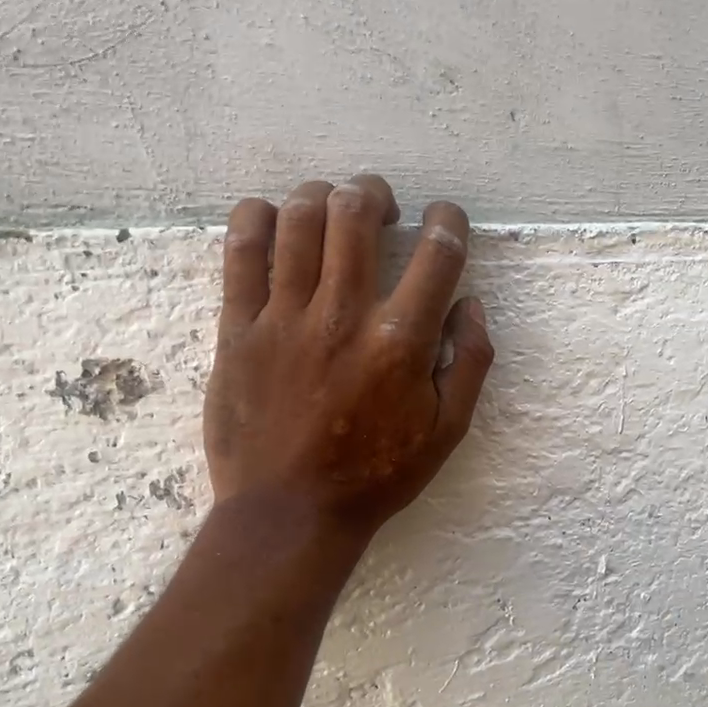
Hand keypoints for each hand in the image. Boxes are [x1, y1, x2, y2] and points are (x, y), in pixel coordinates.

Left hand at [203, 175, 492, 539]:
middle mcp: (343, 316)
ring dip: (321, 196)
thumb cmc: (377, 476)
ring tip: (331, 212)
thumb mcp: (449, 430)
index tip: (446, 220)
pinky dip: (258, 219)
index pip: (437, 252)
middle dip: (375, 192)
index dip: (449, 221)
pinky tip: (274, 223)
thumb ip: (469, 361)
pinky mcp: (237, 329)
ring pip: (297, 219)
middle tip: (382, 208)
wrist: (289, 514)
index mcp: (401, 342)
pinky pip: (240, 250)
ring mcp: (283, 318)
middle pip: (355, 213)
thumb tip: (470, 302)